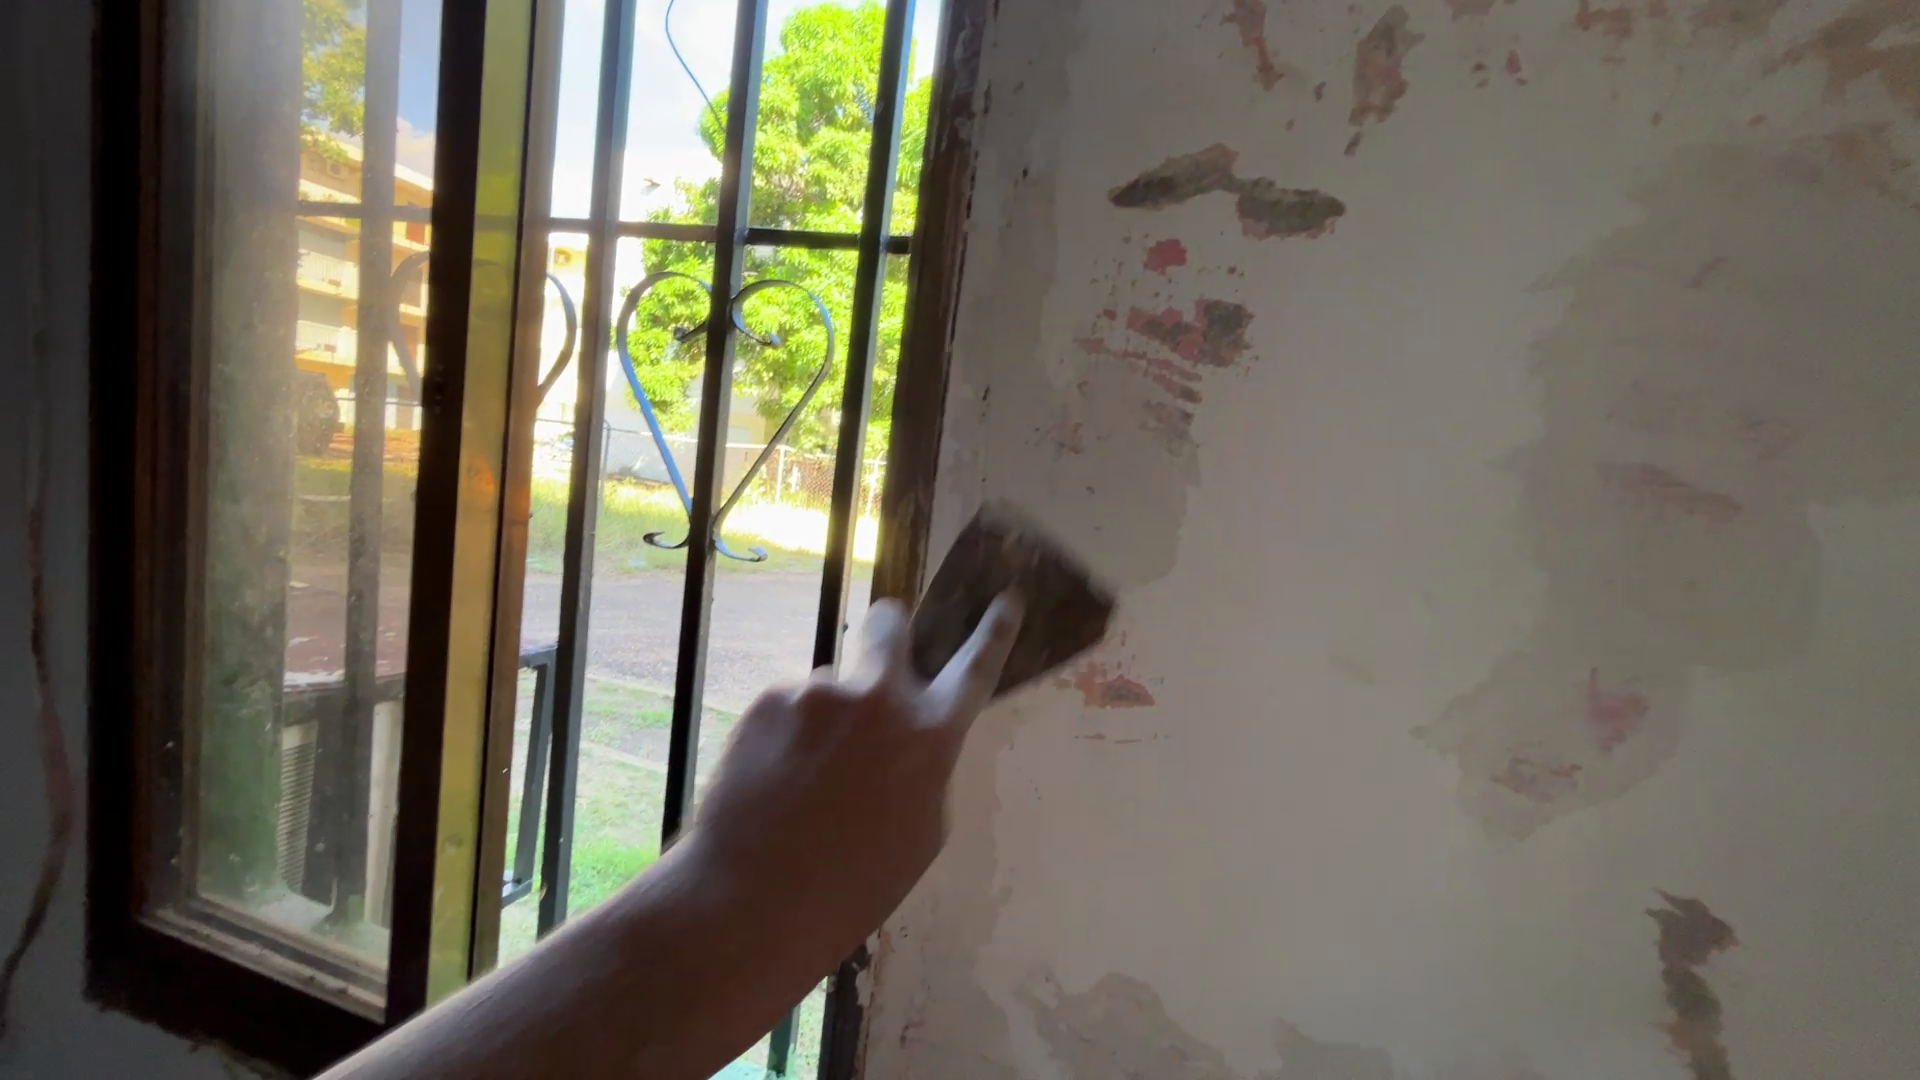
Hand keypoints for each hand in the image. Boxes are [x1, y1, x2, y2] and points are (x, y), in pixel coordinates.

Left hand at [687, 591, 1024, 966]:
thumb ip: (926, 767)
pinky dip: (786, 735)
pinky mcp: (770, 698)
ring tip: (802, 776)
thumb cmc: (852, 886)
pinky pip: (789, 706)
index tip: (1007, 598)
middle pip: (890, 623)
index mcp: (930, 735)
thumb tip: (910, 739)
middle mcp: (879, 697)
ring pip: (832, 684)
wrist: (749, 902)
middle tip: (879, 654)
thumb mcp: (923, 832)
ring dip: (828, 714)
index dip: (996, 630)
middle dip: (891, 629)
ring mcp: (820, 692)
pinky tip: (771, 779)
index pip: (976, 667)